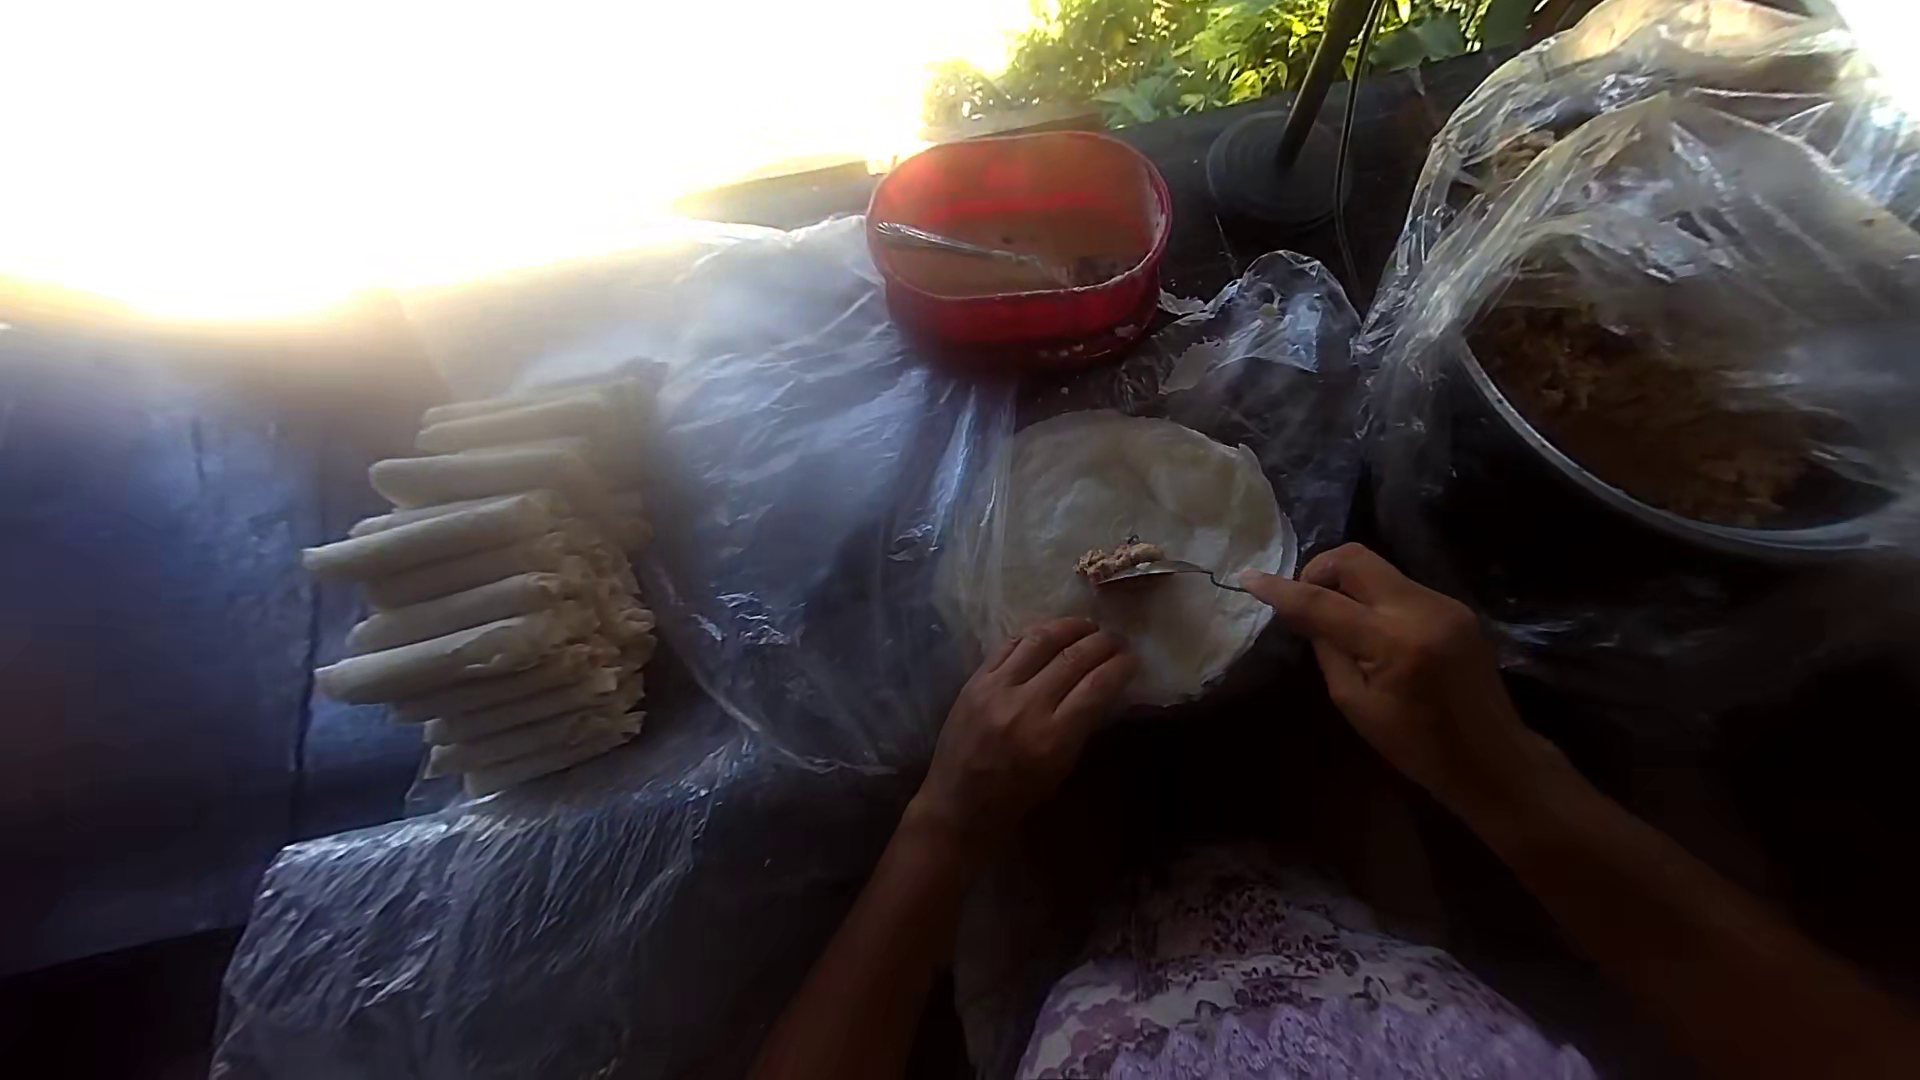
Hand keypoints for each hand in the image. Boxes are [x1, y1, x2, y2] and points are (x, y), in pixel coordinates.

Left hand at [908, 618, 1136, 861]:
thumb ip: (1082, 724)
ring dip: (1069, 627)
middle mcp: (1025, 707)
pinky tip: (1050, 630)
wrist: (958, 803)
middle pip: (1072, 659)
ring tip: (1087, 625)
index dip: (1120, 666)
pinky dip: (1034, 633)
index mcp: (1052, 738)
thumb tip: (1106, 683)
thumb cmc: (1016, 795)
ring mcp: (996, 689)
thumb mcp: (1061, 768)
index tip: (1133, 658)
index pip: (1096, 687)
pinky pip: (1009, 644)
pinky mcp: (975, 680)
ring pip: (1040, 641)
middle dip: (1102, 643)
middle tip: (1117, 638)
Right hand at [1242, 543, 1560, 810]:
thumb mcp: (1352, 700)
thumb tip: (1300, 610)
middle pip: (1354, 558)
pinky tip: (1364, 625)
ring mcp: (1443, 604)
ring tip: (1333, 618)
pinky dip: (1366, 594)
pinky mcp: (1453, 607)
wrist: (1496, 761)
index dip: (1279, 589)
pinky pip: (1394, 583)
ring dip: (1342, 583)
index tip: (1248, 579)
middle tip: (1304, 602)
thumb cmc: (1415, 745)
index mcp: (1394, 642)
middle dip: (1317, 571)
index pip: (1321, 601)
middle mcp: (1422, 610)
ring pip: (1373, 567)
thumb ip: (1325, 646)